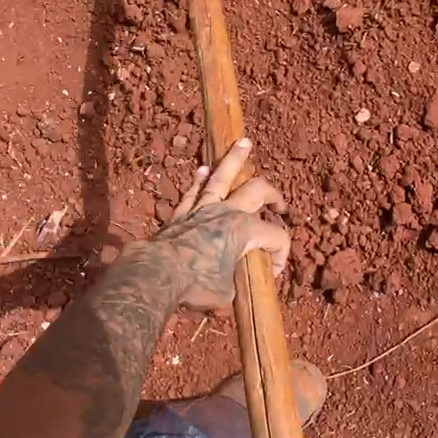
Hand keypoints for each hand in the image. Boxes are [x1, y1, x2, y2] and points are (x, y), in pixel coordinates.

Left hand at [128, 138, 288, 310]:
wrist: (156, 274)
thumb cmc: (196, 285)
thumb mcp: (226, 293)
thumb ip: (235, 282)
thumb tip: (232, 285)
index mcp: (246, 231)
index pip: (277, 237)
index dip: (281, 256)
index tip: (272, 274)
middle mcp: (228, 213)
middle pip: (257, 190)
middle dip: (272, 194)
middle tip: (278, 203)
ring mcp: (203, 209)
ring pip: (223, 177)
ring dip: (235, 159)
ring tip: (244, 143)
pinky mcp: (182, 213)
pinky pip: (194, 191)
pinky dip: (200, 180)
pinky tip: (203, 169)